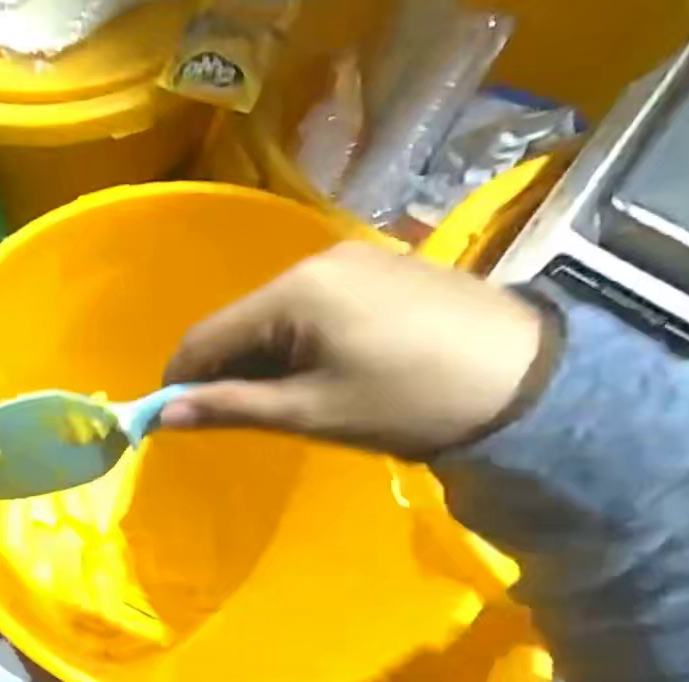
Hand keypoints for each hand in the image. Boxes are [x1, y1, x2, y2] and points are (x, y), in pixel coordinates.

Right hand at [159, 242, 556, 459]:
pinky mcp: (382, 267)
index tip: (171, 417)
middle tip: (234, 417)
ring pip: (279, 313)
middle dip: (227, 369)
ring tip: (286, 399)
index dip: (180, 378)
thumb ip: (232, 409)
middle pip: (243, 320)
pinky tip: (326, 369)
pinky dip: (300, 340)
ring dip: (264, 356)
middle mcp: (316, 259)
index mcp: (293, 292)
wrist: (523, 380)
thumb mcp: (311, 412)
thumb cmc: (406, 402)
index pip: (208, 335)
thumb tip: (165, 415)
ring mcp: (354, 257)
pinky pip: (316, 304)